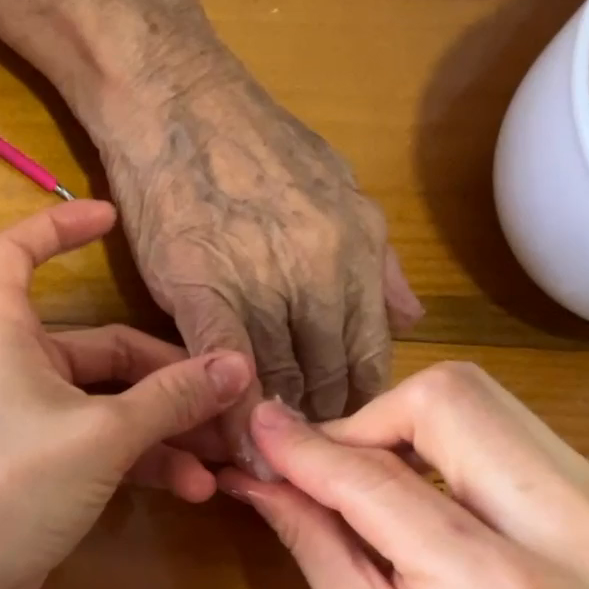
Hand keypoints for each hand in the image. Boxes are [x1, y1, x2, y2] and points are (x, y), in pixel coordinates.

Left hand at [0, 200, 252, 588]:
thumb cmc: (14, 483)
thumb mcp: (102, 435)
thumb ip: (170, 397)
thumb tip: (236, 365)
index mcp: (4, 334)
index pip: (17, 253)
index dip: (59, 226)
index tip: (113, 219)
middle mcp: (12, 369)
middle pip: (100, 348)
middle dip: (168, 376)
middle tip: (231, 402)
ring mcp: (25, 422)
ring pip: (107, 405)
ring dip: (164, 428)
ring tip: (223, 457)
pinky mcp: (38, 468)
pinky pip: (97, 446)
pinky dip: (139, 460)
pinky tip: (189, 488)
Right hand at [92, 52, 423, 442]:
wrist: (176, 108)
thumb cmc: (252, 146)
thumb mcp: (339, 188)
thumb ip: (376, 262)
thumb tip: (412, 318)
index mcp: (355, 254)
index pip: (368, 354)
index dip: (359, 409)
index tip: (350, 449)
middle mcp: (320, 275)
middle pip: (326, 375)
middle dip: (322, 434)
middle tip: (313, 479)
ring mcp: (262, 285)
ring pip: (279, 379)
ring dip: (276, 434)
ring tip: (274, 477)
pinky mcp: (203, 292)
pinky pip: (228, 366)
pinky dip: (232, 410)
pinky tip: (232, 447)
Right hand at [218, 363, 588, 588]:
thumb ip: (311, 540)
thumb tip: (253, 473)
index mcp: (494, 588)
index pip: (379, 482)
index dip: (309, 449)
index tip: (259, 429)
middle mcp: (572, 529)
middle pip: (451, 400)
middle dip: (368, 417)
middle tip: (330, 462)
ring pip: (482, 398)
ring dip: (404, 425)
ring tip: (373, 476)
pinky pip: (508, 423)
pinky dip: (445, 440)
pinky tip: (427, 488)